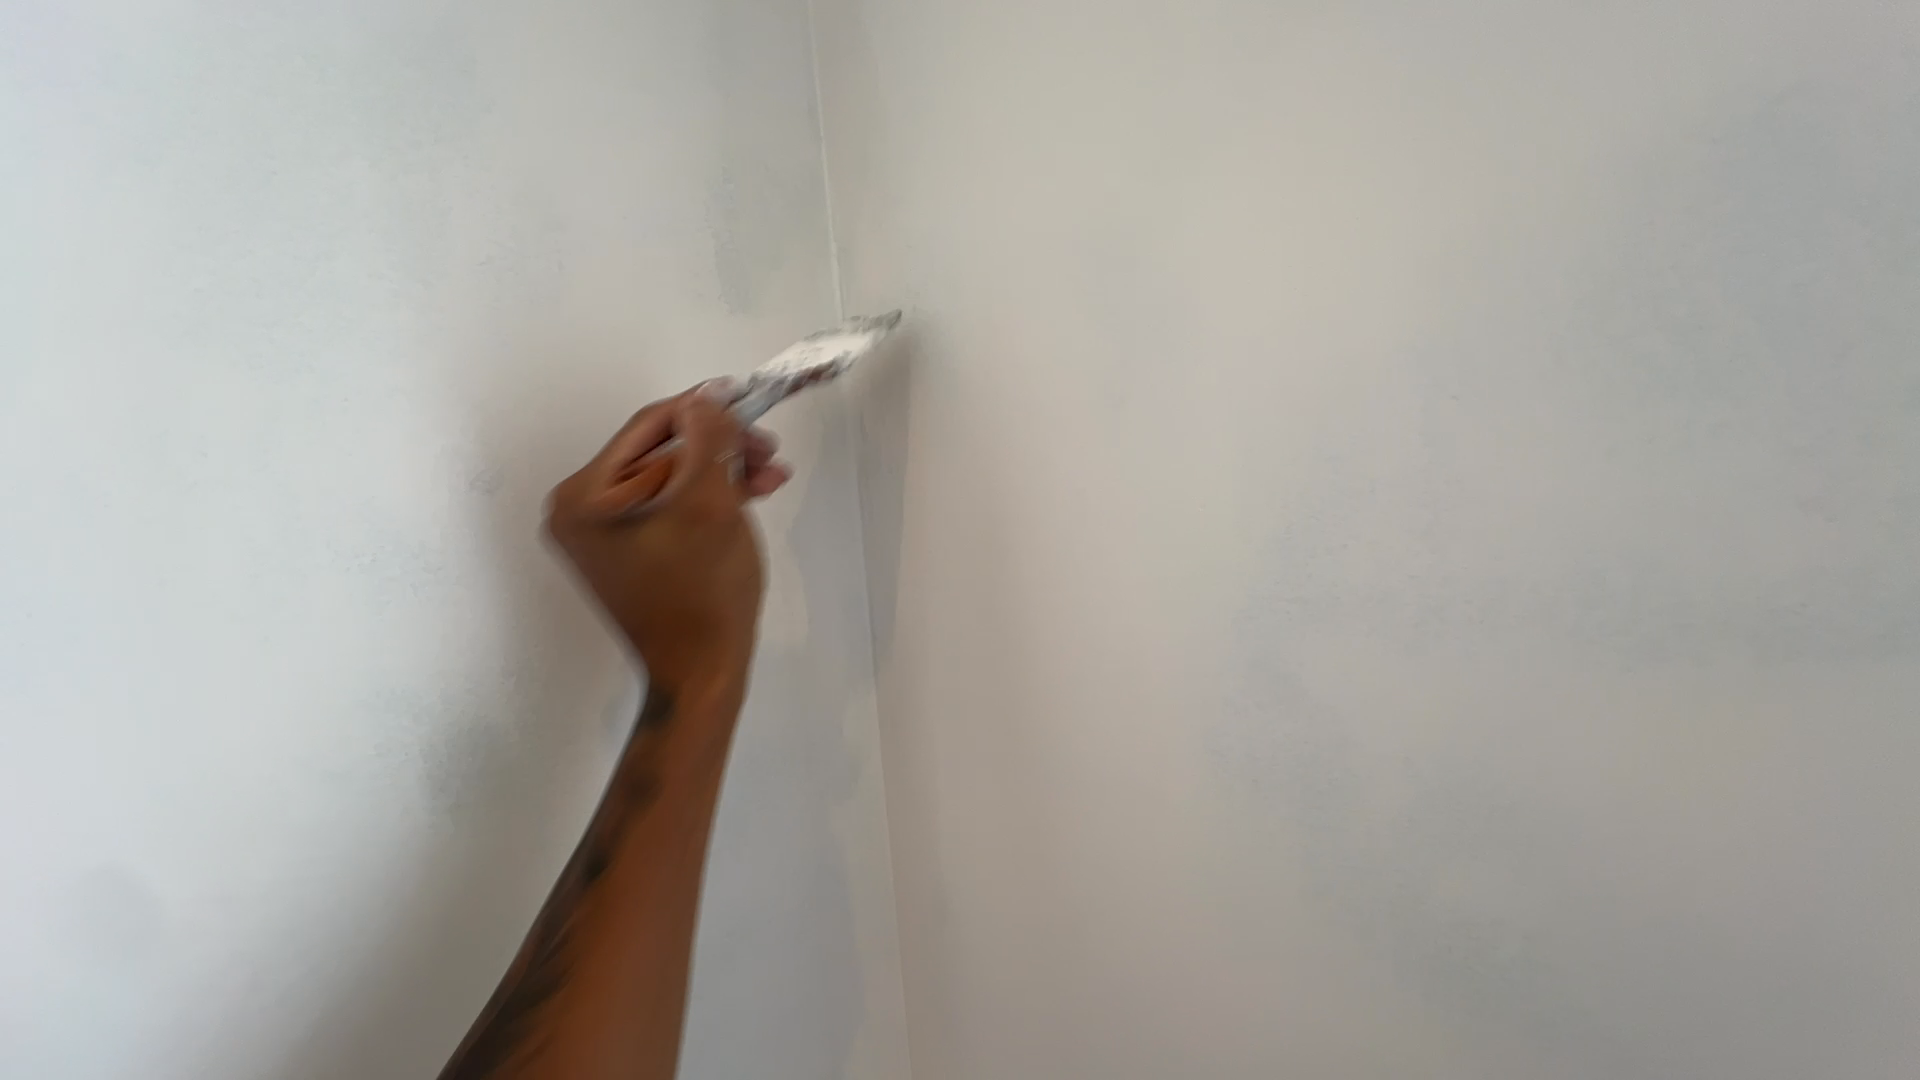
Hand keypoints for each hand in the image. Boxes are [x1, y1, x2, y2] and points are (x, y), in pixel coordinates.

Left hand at [545, 381, 792, 700]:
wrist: (702, 673)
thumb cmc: (703, 590)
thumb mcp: (709, 502)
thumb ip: (708, 437)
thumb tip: (709, 396)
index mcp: (582, 498)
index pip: (649, 429)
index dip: (702, 408)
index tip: (748, 398)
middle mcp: (581, 513)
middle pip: (663, 455)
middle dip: (720, 448)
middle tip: (769, 449)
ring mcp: (605, 537)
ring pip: (674, 481)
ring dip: (723, 473)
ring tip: (771, 475)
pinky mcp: (631, 554)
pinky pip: (673, 510)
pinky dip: (710, 501)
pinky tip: (750, 493)